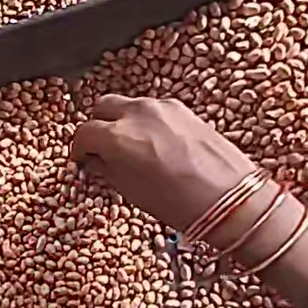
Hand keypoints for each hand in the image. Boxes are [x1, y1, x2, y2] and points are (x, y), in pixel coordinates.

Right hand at [68, 95, 256, 230]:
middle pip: (102, 107)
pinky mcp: (183, 109)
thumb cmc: (178, 202)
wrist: (229, 198)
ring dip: (121, 121)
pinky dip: (144, 121)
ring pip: (128, 104)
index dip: (78, 149)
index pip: (83, 133)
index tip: (81, 160)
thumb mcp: (131, 191)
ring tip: (128, 147)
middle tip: (99, 148)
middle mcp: (136, 113)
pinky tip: (153, 144)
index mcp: (116, 136)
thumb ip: (107, 170)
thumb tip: (94, 162)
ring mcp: (162, 107)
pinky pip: (152, 109)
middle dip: (97, 126)